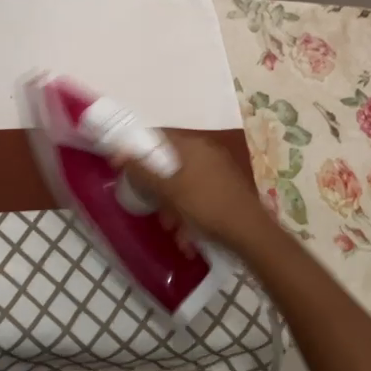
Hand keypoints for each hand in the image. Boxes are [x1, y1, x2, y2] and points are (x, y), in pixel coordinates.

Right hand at [118, 130, 281, 252]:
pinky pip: (199, 193)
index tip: (127, 166)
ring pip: (184, 182)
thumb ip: (142, 172)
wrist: (252, 235)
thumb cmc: (206, 207)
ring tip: (172, 228)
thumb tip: (118, 154)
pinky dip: (190, 210)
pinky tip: (188, 235)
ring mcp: (219, 170)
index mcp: (192, 145)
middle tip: (151, 204)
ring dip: (173, 204)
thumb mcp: (168, 191)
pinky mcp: (228, 188)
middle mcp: (206, 151)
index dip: (139, 148)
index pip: (158, 136)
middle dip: (158, 186)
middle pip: (170, 161)